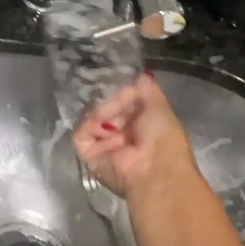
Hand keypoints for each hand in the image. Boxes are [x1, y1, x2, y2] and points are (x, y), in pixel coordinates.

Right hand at [73, 73, 197, 199]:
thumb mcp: (160, 107)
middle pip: (106, 109)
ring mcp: (104, 146)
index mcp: (141, 128)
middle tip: (120, 99)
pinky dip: (89, 124)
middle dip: (112, 101)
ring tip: (111, 112)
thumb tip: (141, 74)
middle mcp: (121, 137)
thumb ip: (147, 90)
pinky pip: (81, 132)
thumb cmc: (163, 139)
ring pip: (91, 118)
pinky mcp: (88, 154)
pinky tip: (101, 122)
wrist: (156, 170)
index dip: (123, 93)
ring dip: (102, 111)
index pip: (124, 104)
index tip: (127, 86)